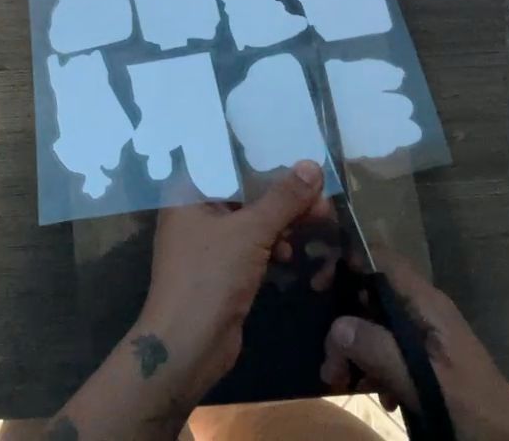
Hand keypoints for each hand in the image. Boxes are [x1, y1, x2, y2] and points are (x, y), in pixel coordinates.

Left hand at [134, 160, 330, 406]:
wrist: (187, 347)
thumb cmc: (210, 276)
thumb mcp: (251, 232)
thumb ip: (283, 199)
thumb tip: (313, 166)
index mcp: (189, 194)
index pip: (231, 164)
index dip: (268, 163)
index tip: (302, 162)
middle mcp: (194, 213)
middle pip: (245, 193)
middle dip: (283, 197)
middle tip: (321, 199)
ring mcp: (206, 244)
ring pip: (251, 221)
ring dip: (281, 222)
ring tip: (316, 222)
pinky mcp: (220, 270)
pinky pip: (250, 247)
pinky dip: (271, 246)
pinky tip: (289, 254)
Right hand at [319, 257, 508, 440]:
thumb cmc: (477, 415)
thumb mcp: (428, 386)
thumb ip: (383, 353)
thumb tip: (337, 325)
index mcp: (429, 306)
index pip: (382, 260)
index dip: (347, 261)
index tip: (316, 285)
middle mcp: (425, 313)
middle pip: (372, 294)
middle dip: (343, 320)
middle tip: (325, 359)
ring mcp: (427, 339)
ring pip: (376, 325)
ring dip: (354, 350)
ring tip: (338, 381)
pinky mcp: (427, 365)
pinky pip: (389, 351)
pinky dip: (372, 368)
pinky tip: (375, 396)